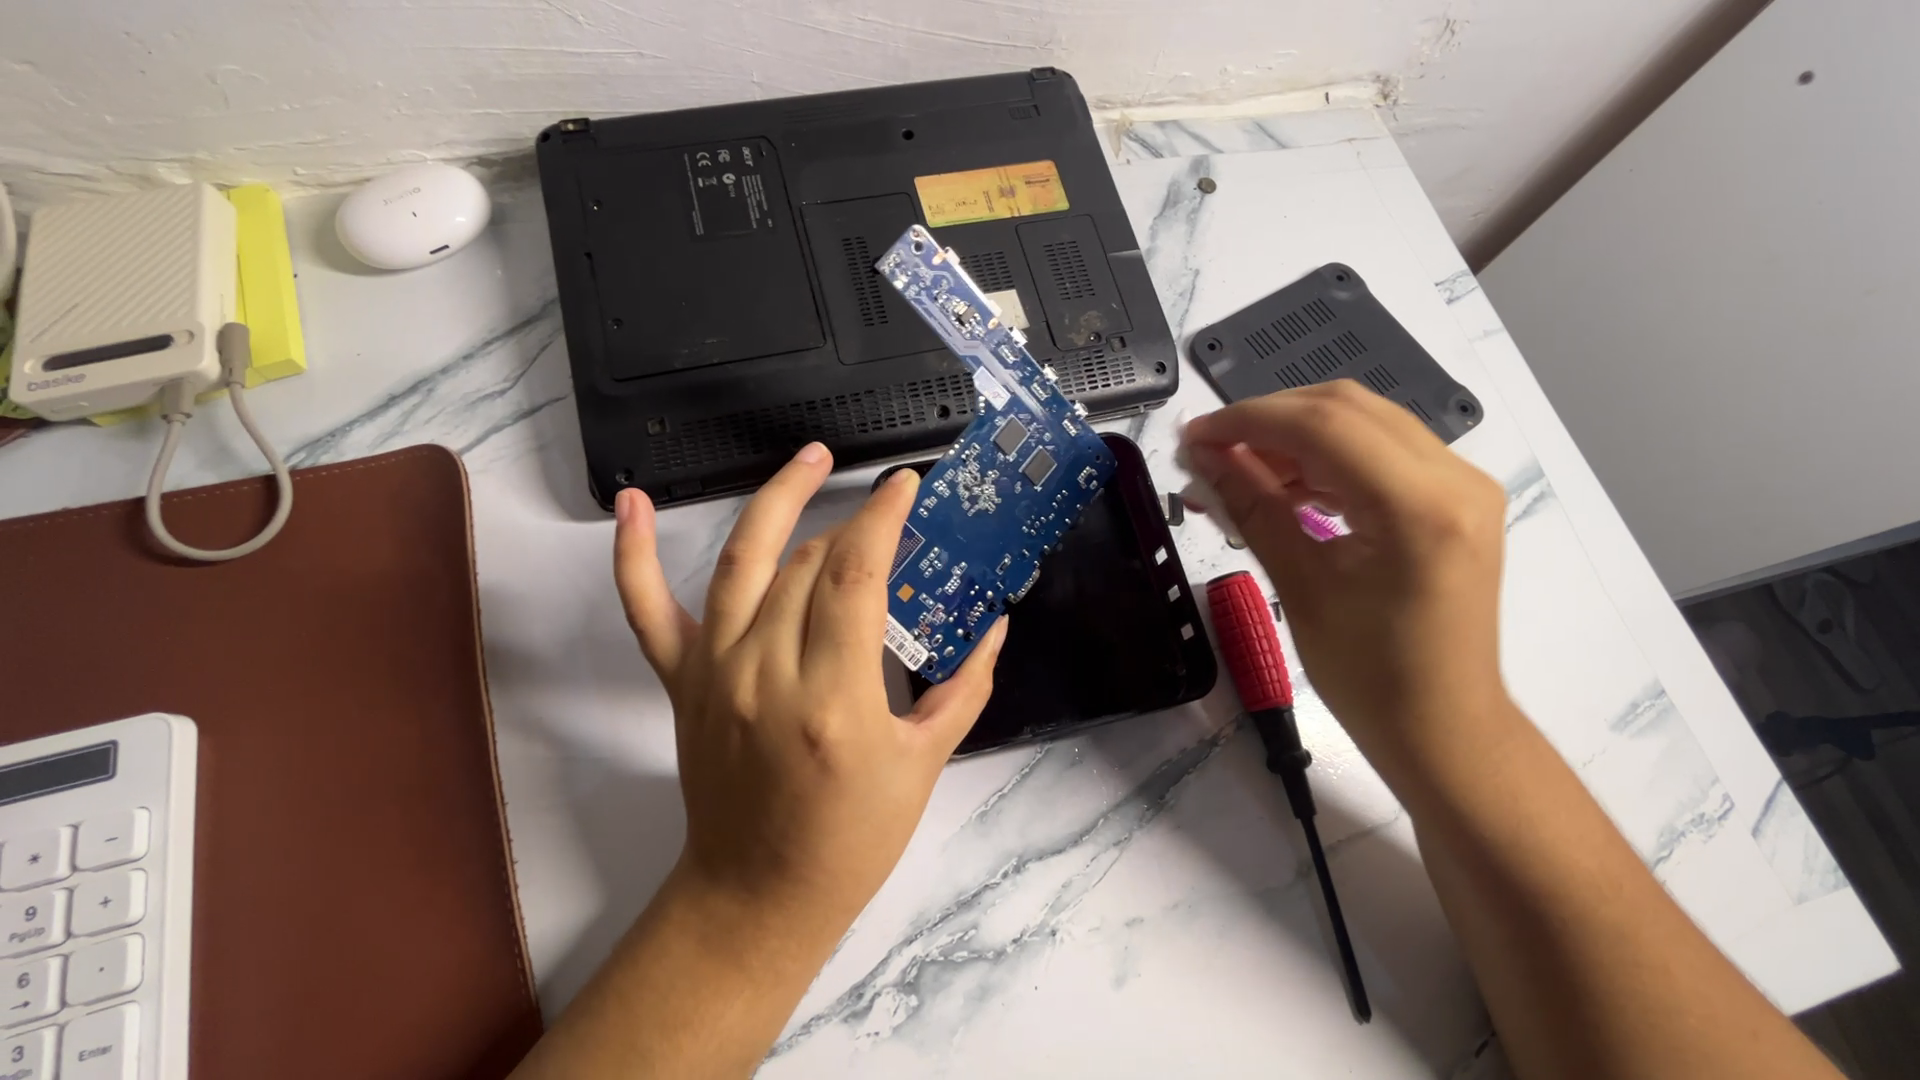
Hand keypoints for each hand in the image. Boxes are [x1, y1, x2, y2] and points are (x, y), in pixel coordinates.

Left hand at [613, 442, 1006, 929]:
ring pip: (742, 563)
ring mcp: (715, 673)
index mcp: (834, 698)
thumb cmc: (853, 837)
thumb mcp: (925, 764)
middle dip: (852, 525)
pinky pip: (647, 610)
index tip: (905, 486)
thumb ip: (967, 687)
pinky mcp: (682, 683)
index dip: (882, 518)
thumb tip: (998, 626)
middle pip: (807, 564)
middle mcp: (767, 673)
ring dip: (777, 501)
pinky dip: (632, 554)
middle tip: (884, 513)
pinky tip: (632, 501)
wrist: (760, 893)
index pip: (856, 576)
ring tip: (812, 459)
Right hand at [1182, 381, 1509, 770]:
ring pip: (1364, 422)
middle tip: (1210, 449)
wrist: (1444, 727)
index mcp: (1418, 507)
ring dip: (1294, 436)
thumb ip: (1253, 507)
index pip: (1322, 426)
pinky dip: (1326, 456)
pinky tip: (1283, 484)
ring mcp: (1462, 484)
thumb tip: (1204, 458)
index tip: (1194, 437)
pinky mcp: (1455, 498)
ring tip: (1237, 469)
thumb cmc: (1370, 676)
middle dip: (1268, 420)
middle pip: (1346, 408)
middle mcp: (1454, 479)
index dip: (1248, 421)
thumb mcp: (1300, 587)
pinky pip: (1382, 451)